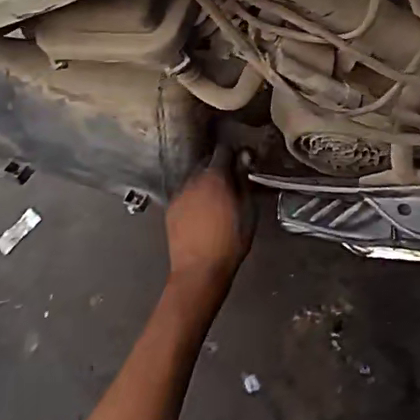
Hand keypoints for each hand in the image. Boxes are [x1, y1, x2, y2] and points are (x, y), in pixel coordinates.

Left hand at [164, 145, 252, 297]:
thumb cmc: (230, 241)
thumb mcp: (248, 211)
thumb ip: (244, 181)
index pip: (223, 150)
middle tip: (229, 182)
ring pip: (193, 176)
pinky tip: (199, 210)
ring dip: (204, 180)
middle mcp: (193, 178)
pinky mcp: (170, 207)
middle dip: (218, 166)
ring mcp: (179, 192)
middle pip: (206, 161)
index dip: (234, 154)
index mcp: (215, 176)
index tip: (241, 162)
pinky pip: (184, 192)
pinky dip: (192, 195)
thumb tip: (243, 161)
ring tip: (214, 198)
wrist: (199, 269)